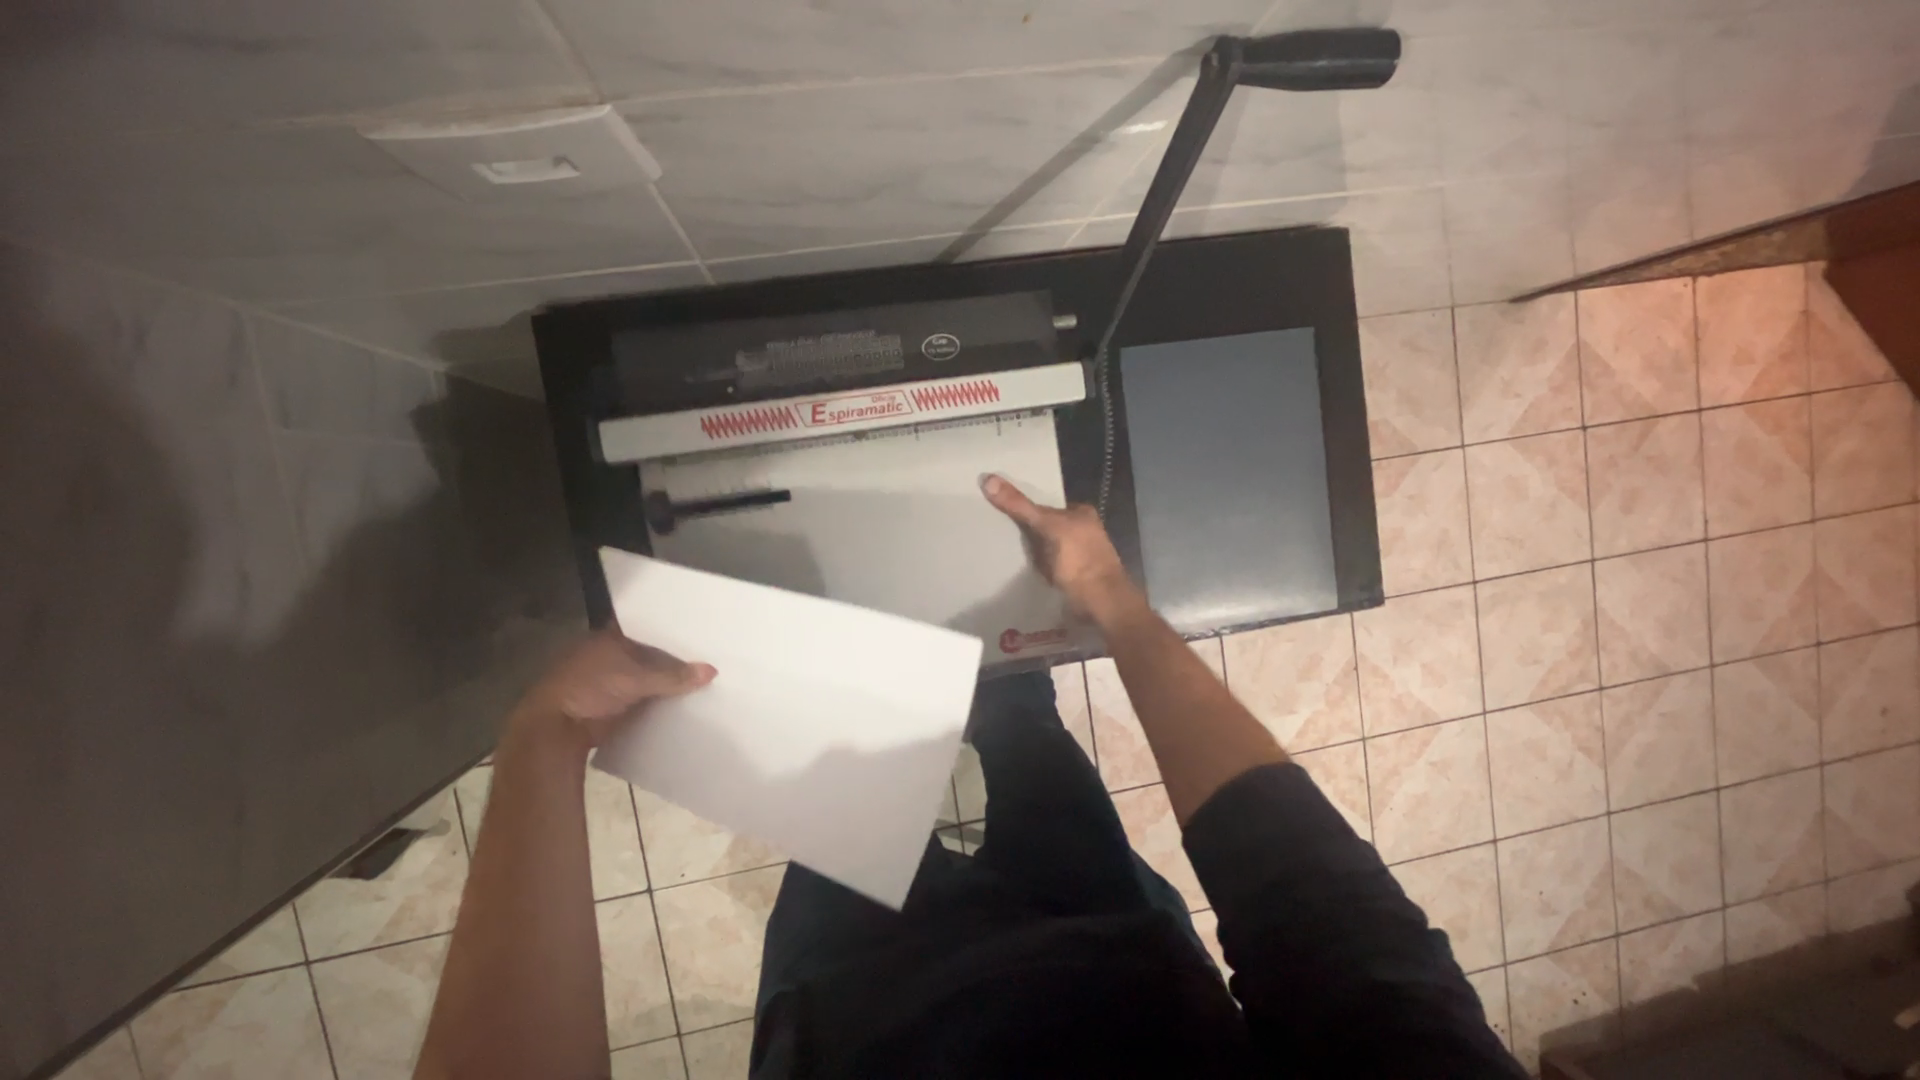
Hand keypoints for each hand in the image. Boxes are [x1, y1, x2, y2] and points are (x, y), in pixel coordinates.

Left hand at [510, 628, 715, 754]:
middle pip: (648, 655)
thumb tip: (711, 671)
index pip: (646, 628)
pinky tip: (682, 702)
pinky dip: (657, 701)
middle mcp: (606, 655)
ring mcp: (606, 682)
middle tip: (708, 657)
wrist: (555, 730)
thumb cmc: (590, 688)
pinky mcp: (609, 706)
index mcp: (607, 637)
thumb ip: (673, 675)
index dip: (670, 632)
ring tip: (703, 680)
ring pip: (645, 678)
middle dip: (672, 659)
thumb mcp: (636, 678)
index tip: (699, 635)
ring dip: (665, 683)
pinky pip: (641, 699)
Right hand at [981, 474, 1138, 620]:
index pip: (1046, 504)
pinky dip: (1033, 569)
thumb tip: (988, 479)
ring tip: (998, 550)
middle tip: (993, 530)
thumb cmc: (1079, 559)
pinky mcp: (1072, 578)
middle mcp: (1082, 532)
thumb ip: (1020, 505)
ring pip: (1045, 548)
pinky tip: (1016, 570)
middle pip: (1045, 526)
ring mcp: (1078, 557)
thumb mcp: (1048, 526)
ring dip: (1028, 551)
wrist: (1101, 602)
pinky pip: (1046, 568)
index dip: (1024, 507)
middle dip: (1025, 530)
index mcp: (1081, 514)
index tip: (999, 509)